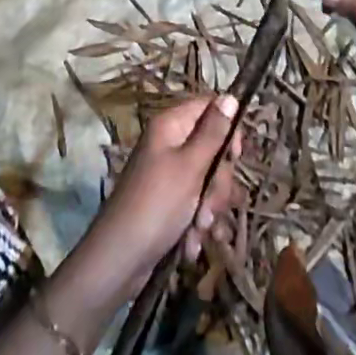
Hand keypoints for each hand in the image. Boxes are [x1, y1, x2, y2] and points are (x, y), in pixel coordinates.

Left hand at [77, 96, 241, 294]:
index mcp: (169, 126)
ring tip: (199, 228)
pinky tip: (191, 242)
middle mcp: (169, 144)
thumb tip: (231, 96)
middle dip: (218, 182)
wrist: (120, 258)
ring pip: (209, 180)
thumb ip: (213, 133)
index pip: (208, 108)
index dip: (227, 128)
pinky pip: (197, 204)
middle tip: (209, 204)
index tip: (235, 156)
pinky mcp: (170, 201)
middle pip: (213, 149)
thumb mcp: (190, 167)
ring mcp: (169, 174)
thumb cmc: (156, 205)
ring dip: (210, 208)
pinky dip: (198, 223)